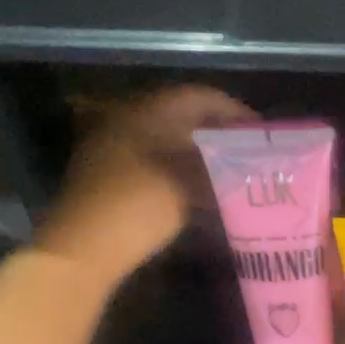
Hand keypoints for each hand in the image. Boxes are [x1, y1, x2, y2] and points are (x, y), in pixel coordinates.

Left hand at [38, 86, 257, 281]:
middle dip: (216, 132)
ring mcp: (112, 145)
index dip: (234, 112)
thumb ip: (221, 166)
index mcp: (150, 110)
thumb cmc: (142, 206)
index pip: (202, 97)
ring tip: (226, 172)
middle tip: (247, 153)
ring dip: (196, 151)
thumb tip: (244, 161)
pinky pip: (151, 159)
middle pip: (182, 115)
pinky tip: (194, 188)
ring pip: (166, 138)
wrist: (83, 247)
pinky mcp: (105, 174)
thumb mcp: (192, 184)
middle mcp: (129, 118)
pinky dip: (176, 167)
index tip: (261, 133)